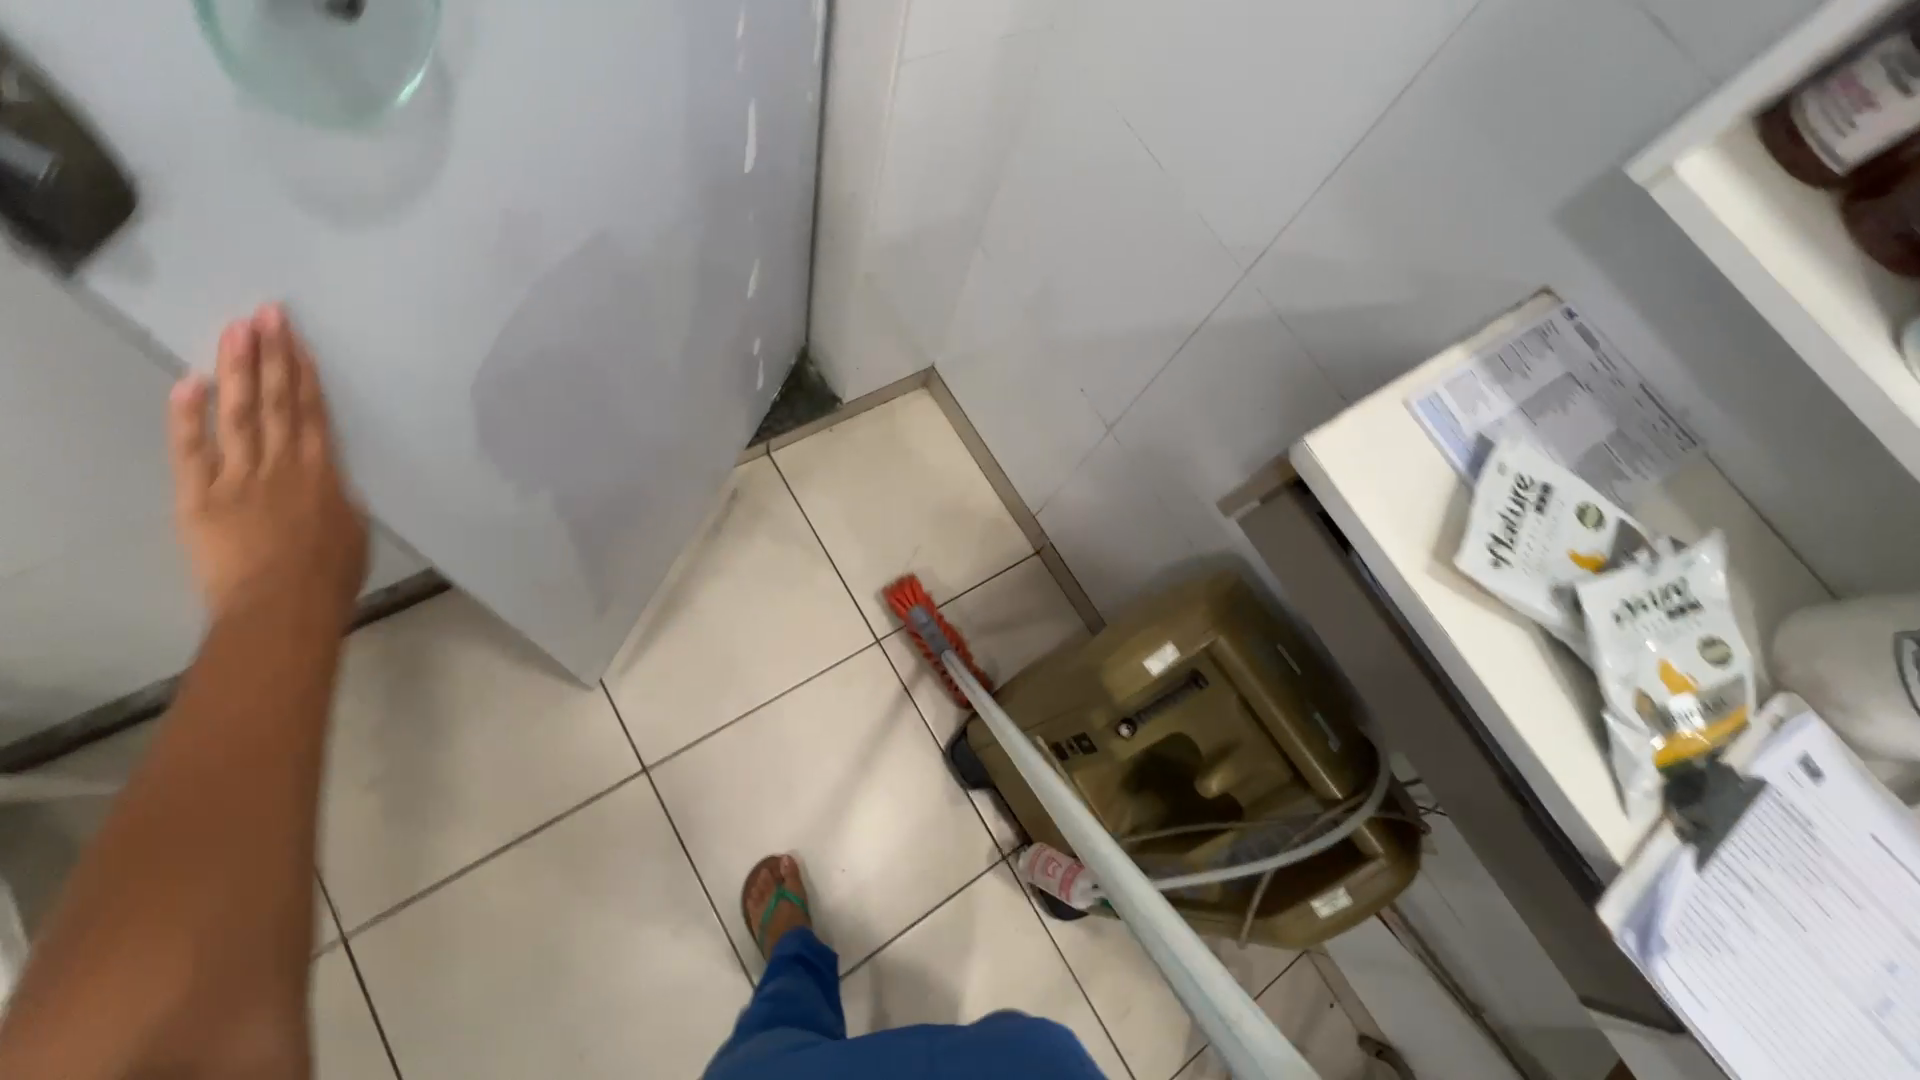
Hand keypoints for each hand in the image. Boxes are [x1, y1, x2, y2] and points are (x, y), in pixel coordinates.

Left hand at [167, 305, 368, 620]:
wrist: (282, 609)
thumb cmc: (329, 580)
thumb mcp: (352, 535)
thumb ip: (338, 502)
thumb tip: (330, 483)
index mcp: (324, 476)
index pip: (313, 414)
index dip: (304, 374)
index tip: (295, 340)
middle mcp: (283, 466)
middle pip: (278, 402)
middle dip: (272, 355)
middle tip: (266, 314)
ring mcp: (239, 477)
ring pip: (240, 413)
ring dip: (238, 369)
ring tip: (235, 330)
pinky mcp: (201, 496)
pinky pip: (193, 449)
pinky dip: (189, 415)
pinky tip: (190, 381)